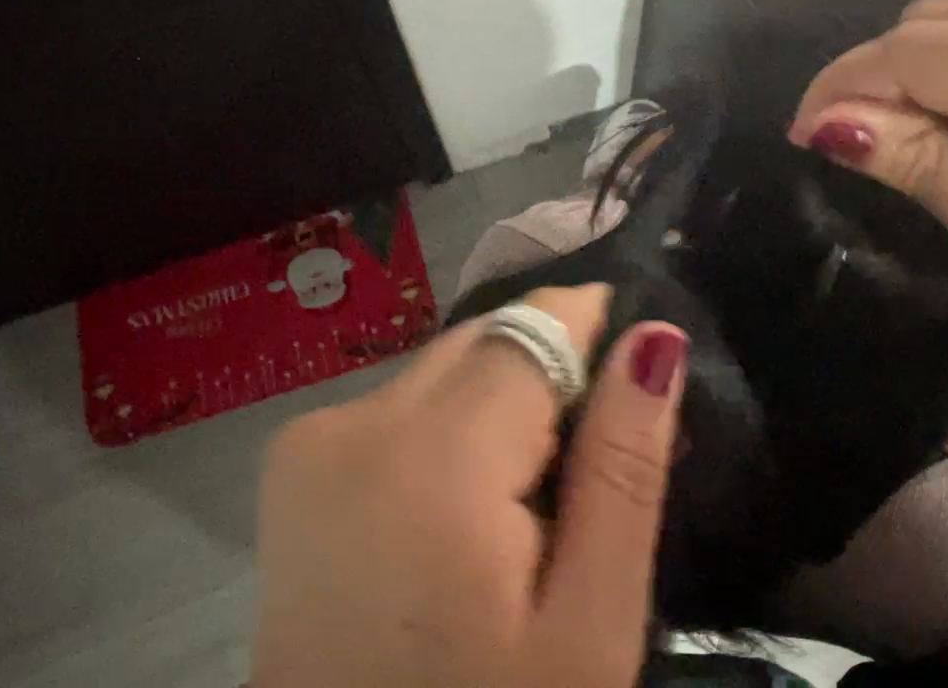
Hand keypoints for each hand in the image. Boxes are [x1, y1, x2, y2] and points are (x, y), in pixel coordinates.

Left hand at [252, 285, 688, 687]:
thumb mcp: (587, 622)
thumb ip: (622, 468)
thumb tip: (655, 337)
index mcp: (431, 457)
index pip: (535, 325)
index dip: (595, 337)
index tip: (631, 394)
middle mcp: (354, 421)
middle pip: (487, 341)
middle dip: (549, 382)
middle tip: (583, 482)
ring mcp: (309, 443)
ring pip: (449, 368)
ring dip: (501, 409)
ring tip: (526, 510)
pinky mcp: (292, 468)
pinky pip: (404, 403)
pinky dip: (451, 432)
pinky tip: (461, 516)